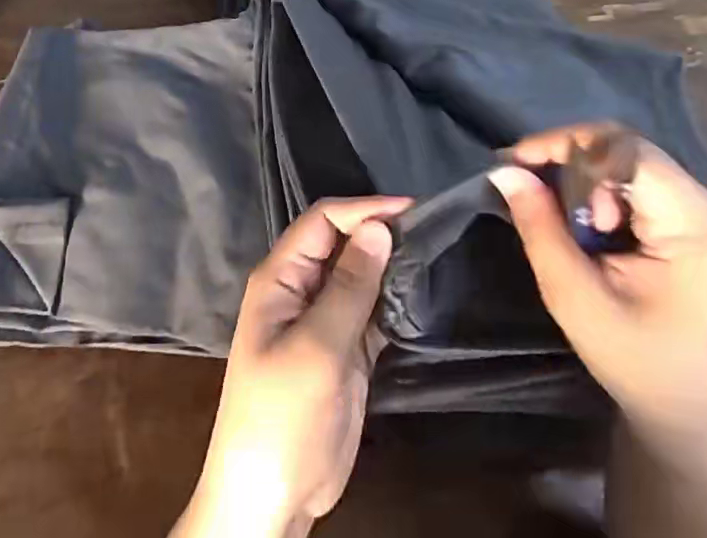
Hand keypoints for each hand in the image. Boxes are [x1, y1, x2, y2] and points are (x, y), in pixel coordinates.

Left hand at [173, 196, 411, 537]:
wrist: (272, 497)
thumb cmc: (283, 416)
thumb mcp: (317, 348)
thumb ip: (350, 287)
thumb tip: (379, 228)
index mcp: (280, 278)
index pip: (322, 222)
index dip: (363, 209)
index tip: (412, 208)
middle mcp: (300, 289)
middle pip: (342, 243)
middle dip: (380, 231)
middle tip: (431, 227)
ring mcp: (323, 319)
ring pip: (360, 275)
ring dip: (391, 264)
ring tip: (434, 252)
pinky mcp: (345, 348)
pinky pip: (372, 309)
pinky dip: (394, 300)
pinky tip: (422, 293)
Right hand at [489, 124, 706, 430]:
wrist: (688, 414)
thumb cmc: (635, 361)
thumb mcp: (575, 297)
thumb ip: (540, 229)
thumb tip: (504, 171)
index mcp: (695, 224)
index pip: (627, 151)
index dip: (567, 144)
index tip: (518, 161)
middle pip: (631, 150)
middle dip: (573, 159)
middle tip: (533, 185)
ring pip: (634, 161)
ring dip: (588, 175)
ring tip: (564, 213)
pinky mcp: (696, 224)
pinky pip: (642, 182)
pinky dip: (604, 189)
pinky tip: (589, 220)